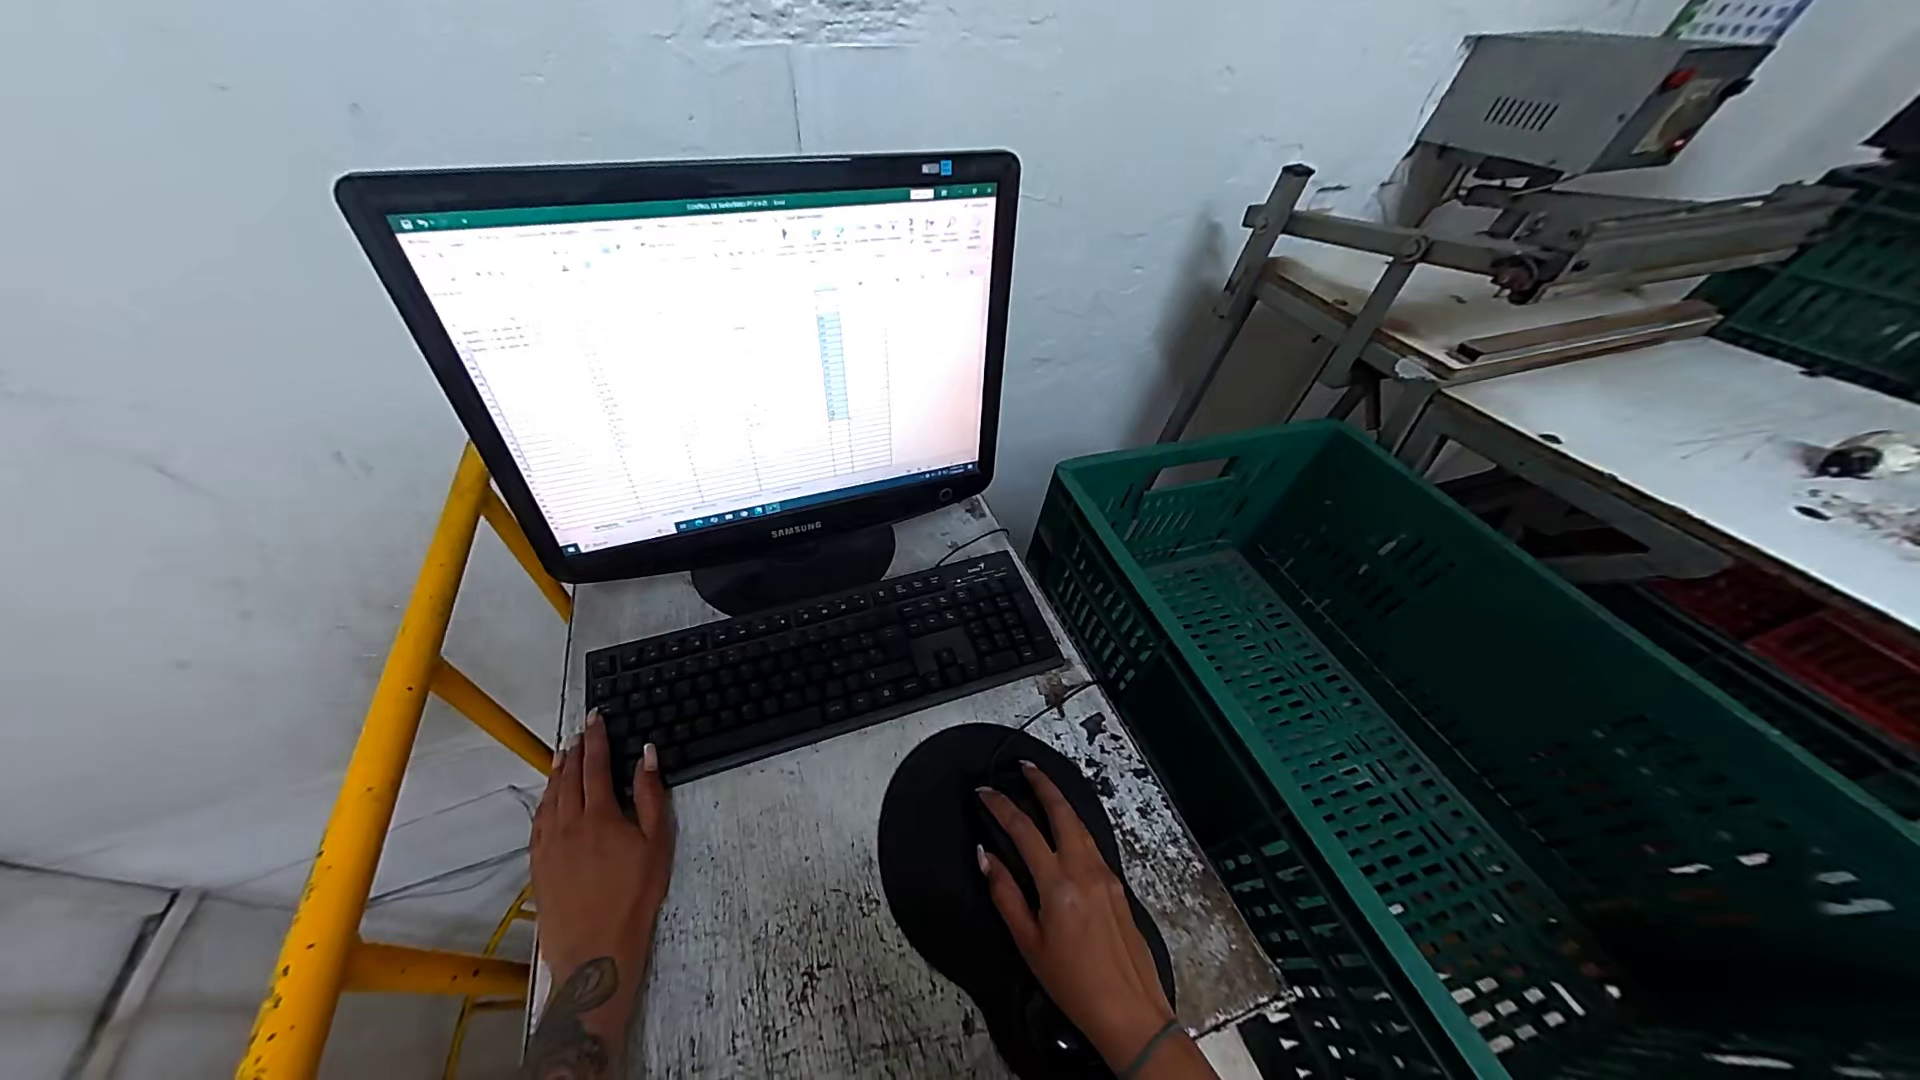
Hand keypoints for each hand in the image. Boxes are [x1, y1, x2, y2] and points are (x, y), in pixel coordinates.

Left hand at [523, 712, 672, 1078]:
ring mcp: (548, 844)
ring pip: (550, 797)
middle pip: (570, 777)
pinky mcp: (538, 864)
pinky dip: (545, 799)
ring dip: (558, 771)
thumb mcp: (657, 841)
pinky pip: (538, 821)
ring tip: (564, 752)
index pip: (596, 766)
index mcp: (600, 815)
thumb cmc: (636, 892)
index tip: (597, 718)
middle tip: (582, 729)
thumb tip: (647, 755)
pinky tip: (549, 795)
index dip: (597, 739)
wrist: (596, 948)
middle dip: (577, 749)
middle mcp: (568, 824)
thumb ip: (652, 794)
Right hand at [977, 762, 1207, 1075]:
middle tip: (1025, 766)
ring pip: (1080, 822)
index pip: (1023, 830)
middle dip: (1041, 782)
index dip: (1001, 806)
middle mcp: (1085, 870)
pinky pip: (1091, 841)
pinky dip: (1074, 822)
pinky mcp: (1117, 884)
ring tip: (1042, 786)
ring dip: (1059, 799)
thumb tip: (986, 857)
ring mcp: (1105, 874)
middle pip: (1061, 810)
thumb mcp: (1029, 944)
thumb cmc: (1076, 986)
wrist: (1131, 1013)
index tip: (985, 792)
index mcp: (1059, 885)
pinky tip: (1064, 825)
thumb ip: (1005, 894)